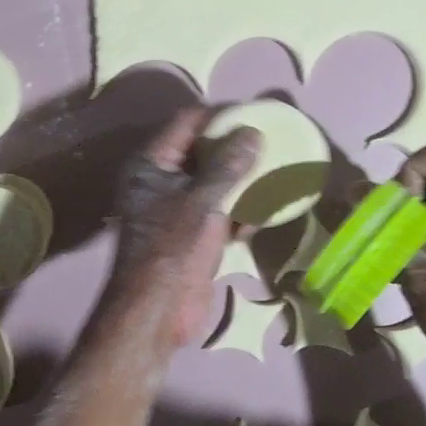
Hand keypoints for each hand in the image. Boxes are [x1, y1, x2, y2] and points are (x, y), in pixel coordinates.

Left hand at [97, 108, 260, 354]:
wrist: (158, 311)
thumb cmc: (174, 248)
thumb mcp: (204, 200)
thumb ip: (229, 164)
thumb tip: (253, 132)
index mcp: (151, 163)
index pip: (187, 121)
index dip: (221, 114)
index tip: (256, 115)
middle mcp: (159, 180)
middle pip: (202, 150)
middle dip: (236, 148)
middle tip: (271, 143)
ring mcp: (175, 208)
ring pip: (214, 182)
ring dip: (242, 182)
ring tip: (275, 175)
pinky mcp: (191, 234)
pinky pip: (219, 210)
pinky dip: (239, 211)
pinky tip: (262, 215)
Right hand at [398, 136, 425, 393]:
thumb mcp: (421, 274)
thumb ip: (388, 230)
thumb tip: (354, 193)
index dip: (410, 173)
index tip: (400, 212)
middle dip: (404, 197)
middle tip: (388, 234)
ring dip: (409, 217)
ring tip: (391, 249)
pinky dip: (420, 233)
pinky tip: (405, 263)